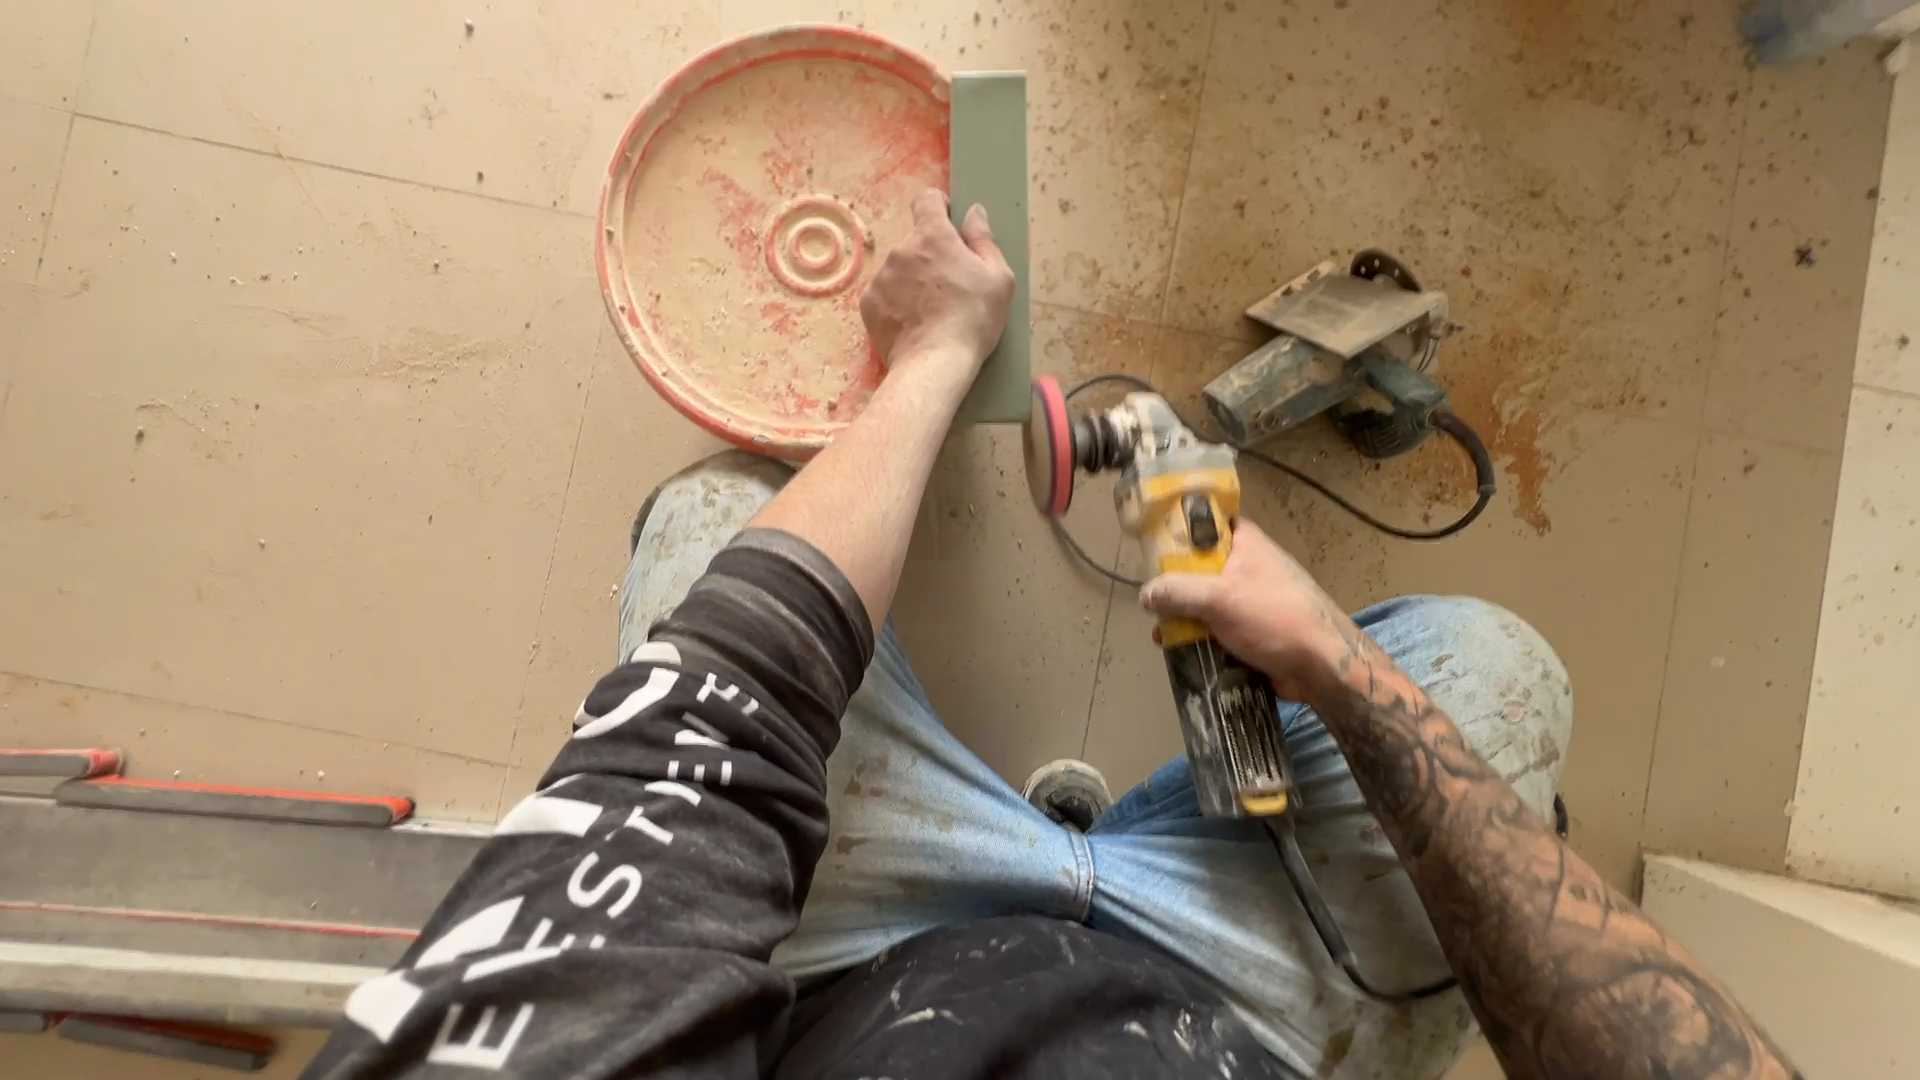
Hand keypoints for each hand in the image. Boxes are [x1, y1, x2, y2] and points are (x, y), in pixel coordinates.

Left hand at [859, 189, 1014, 377]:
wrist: (934, 364)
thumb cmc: (973, 319)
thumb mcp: (998, 278)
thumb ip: (984, 239)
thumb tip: (974, 212)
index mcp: (932, 236)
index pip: (926, 199)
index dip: (937, 207)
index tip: (947, 224)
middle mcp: (901, 250)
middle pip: (915, 243)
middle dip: (929, 257)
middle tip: (947, 287)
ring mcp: (880, 278)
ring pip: (898, 271)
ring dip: (911, 282)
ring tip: (929, 312)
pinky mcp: (868, 305)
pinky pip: (884, 296)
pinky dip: (895, 305)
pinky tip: (912, 325)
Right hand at [1138, 520, 1357, 699]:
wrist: (1322, 668)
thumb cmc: (1275, 618)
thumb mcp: (1219, 598)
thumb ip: (1177, 591)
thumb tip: (1145, 595)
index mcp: (1247, 544)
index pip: (1210, 523)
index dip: (1182, 529)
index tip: (1154, 544)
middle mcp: (1248, 567)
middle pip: (1200, 566)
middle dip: (1174, 583)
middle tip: (1151, 596)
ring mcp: (1250, 600)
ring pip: (1204, 600)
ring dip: (1182, 616)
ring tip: (1161, 631)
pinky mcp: (1250, 630)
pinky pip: (1214, 627)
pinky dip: (1196, 637)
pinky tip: (1178, 650)